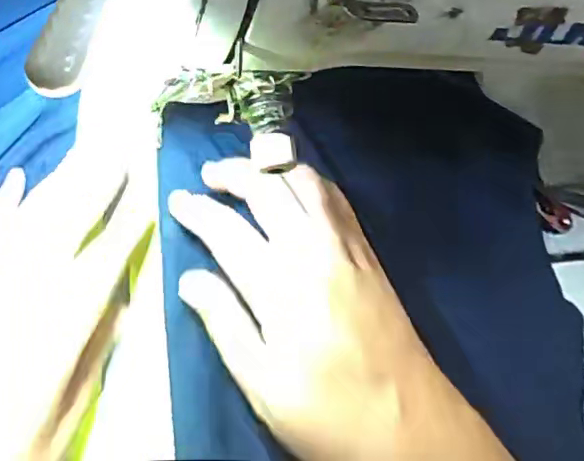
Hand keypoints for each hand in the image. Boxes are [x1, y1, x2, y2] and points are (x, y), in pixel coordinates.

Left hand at [0, 149, 154, 460]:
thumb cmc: (1, 449)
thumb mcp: (65, 415)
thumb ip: (97, 354)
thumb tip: (124, 304)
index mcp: (67, 311)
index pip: (114, 243)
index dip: (136, 206)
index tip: (153, 174)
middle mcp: (30, 280)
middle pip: (74, 213)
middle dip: (103, 176)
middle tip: (124, 145)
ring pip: (32, 213)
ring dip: (61, 179)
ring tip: (86, 150)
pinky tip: (16, 179)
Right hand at [168, 158, 513, 460]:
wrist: (406, 415)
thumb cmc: (326, 410)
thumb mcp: (264, 386)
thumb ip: (226, 324)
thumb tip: (189, 279)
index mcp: (280, 286)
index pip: (229, 232)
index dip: (199, 212)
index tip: (177, 200)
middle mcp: (312, 249)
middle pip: (267, 191)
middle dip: (234, 173)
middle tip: (208, 174)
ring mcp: (343, 242)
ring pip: (303, 181)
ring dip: (272, 167)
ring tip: (248, 169)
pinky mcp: (365, 245)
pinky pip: (335, 194)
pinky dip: (309, 178)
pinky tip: (297, 181)